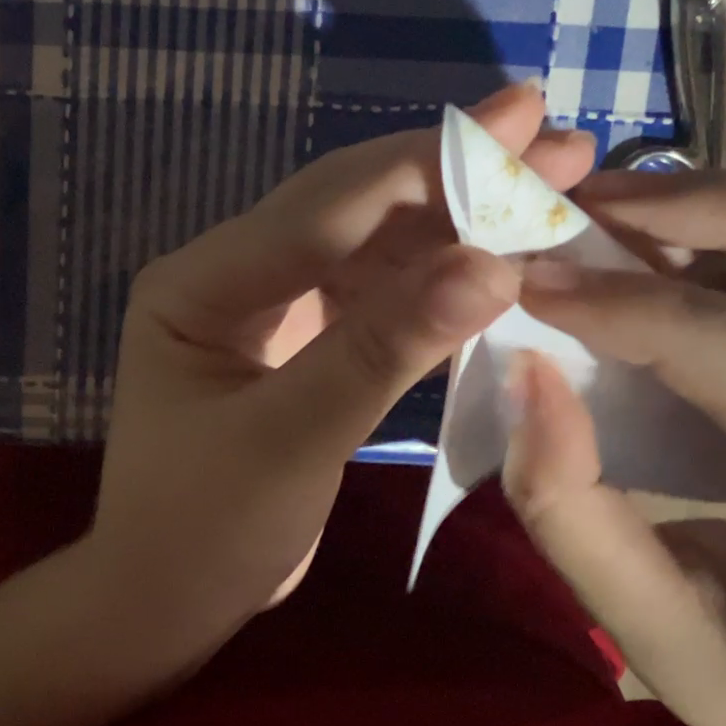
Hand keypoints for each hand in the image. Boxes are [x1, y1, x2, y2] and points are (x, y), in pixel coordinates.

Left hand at [89, 83, 594, 632]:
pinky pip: (368, 301)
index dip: (429, 166)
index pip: (323, 208)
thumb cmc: (205, 530)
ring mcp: (261, 314)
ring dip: (449, 226)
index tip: (529, 125)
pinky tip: (495, 262)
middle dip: (450, 179)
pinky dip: (429, 285)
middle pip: (347, 213)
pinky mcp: (293, 351)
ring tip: (548, 193)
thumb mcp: (292, 439)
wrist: (168, 599)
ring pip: (364, 252)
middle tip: (557, 144)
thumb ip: (383, 350)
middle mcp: (226, 281)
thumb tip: (495, 262)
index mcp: (198, 286)